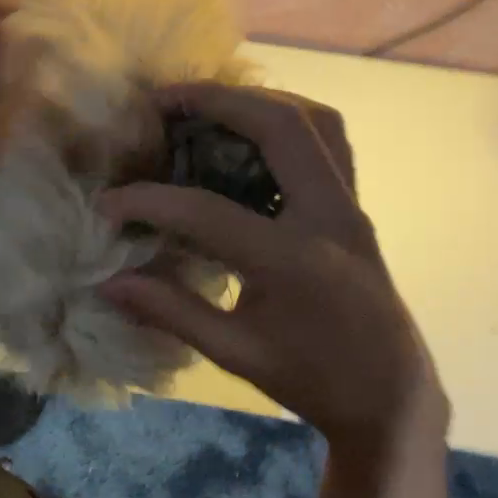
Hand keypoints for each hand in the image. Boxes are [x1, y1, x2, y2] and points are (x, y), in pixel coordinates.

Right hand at [98, 83, 444, 447]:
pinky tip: (246, 139)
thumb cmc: (311, 380)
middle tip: (163, 100)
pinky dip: (285, 123)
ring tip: (207, 106)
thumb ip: (170, 311)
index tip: (108, 203)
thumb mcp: (234, 353)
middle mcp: (330, 217)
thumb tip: (108, 283)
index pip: (207, 211)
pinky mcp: (355, 209)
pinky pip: (328, 142)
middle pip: (281, 126)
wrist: (390, 396)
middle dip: (218, 101)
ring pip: (316, 121)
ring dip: (259, 101)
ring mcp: (351, 208)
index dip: (149, 201)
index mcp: (293, 260)